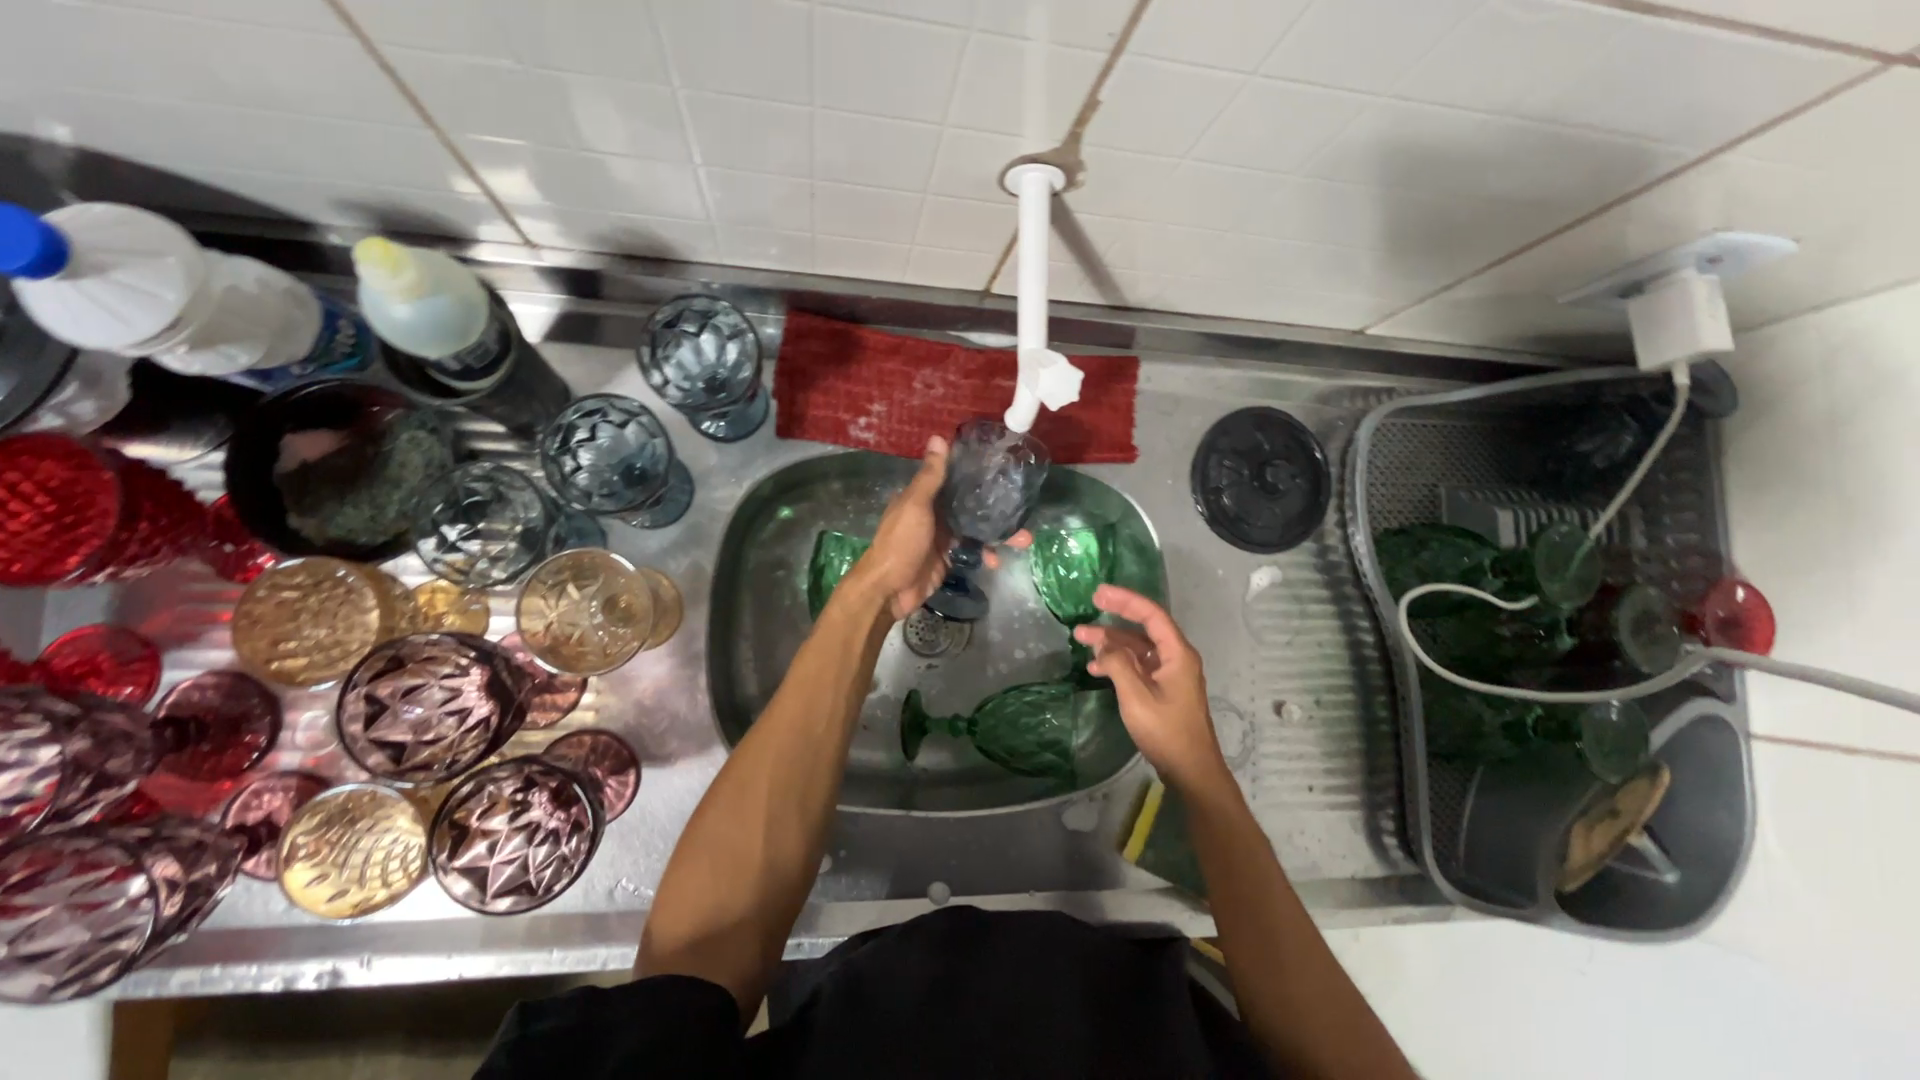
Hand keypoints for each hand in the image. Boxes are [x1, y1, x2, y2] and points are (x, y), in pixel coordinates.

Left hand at [845, 434, 1029, 621]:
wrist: (889, 589)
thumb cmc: (900, 542)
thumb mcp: (915, 505)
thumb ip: (930, 476)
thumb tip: (938, 437)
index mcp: (923, 496)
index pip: (954, 479)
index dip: (978, 475)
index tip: (1005, 471)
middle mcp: (934, 513)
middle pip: (970, 505)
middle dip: (996, 509)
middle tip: (1024, 512)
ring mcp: (941, 537)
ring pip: (975, 529)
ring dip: (997, 534)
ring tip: (1023, 540)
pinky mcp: (947, 558)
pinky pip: (971, 551)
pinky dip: (985, 554)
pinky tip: (996, 560)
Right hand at [1074, 585, 1226, 790]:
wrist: (1191, 769)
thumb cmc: (1166, 731)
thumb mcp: (1136, 697)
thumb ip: (1118, 665)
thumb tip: (1104, 646)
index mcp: (1177, 653)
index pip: (1151, 615)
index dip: (1125, 600)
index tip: (1099, 593)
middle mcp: (1176, 658)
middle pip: (1143, 629)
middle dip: (1113, 621)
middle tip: (1085, 613)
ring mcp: (1170, 674)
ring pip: (1138, 649)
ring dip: (1111, 644)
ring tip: (1081, 641)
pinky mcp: (1164, 690)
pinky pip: (1139, 666)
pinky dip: (1118, 664)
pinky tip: (1097, 668)